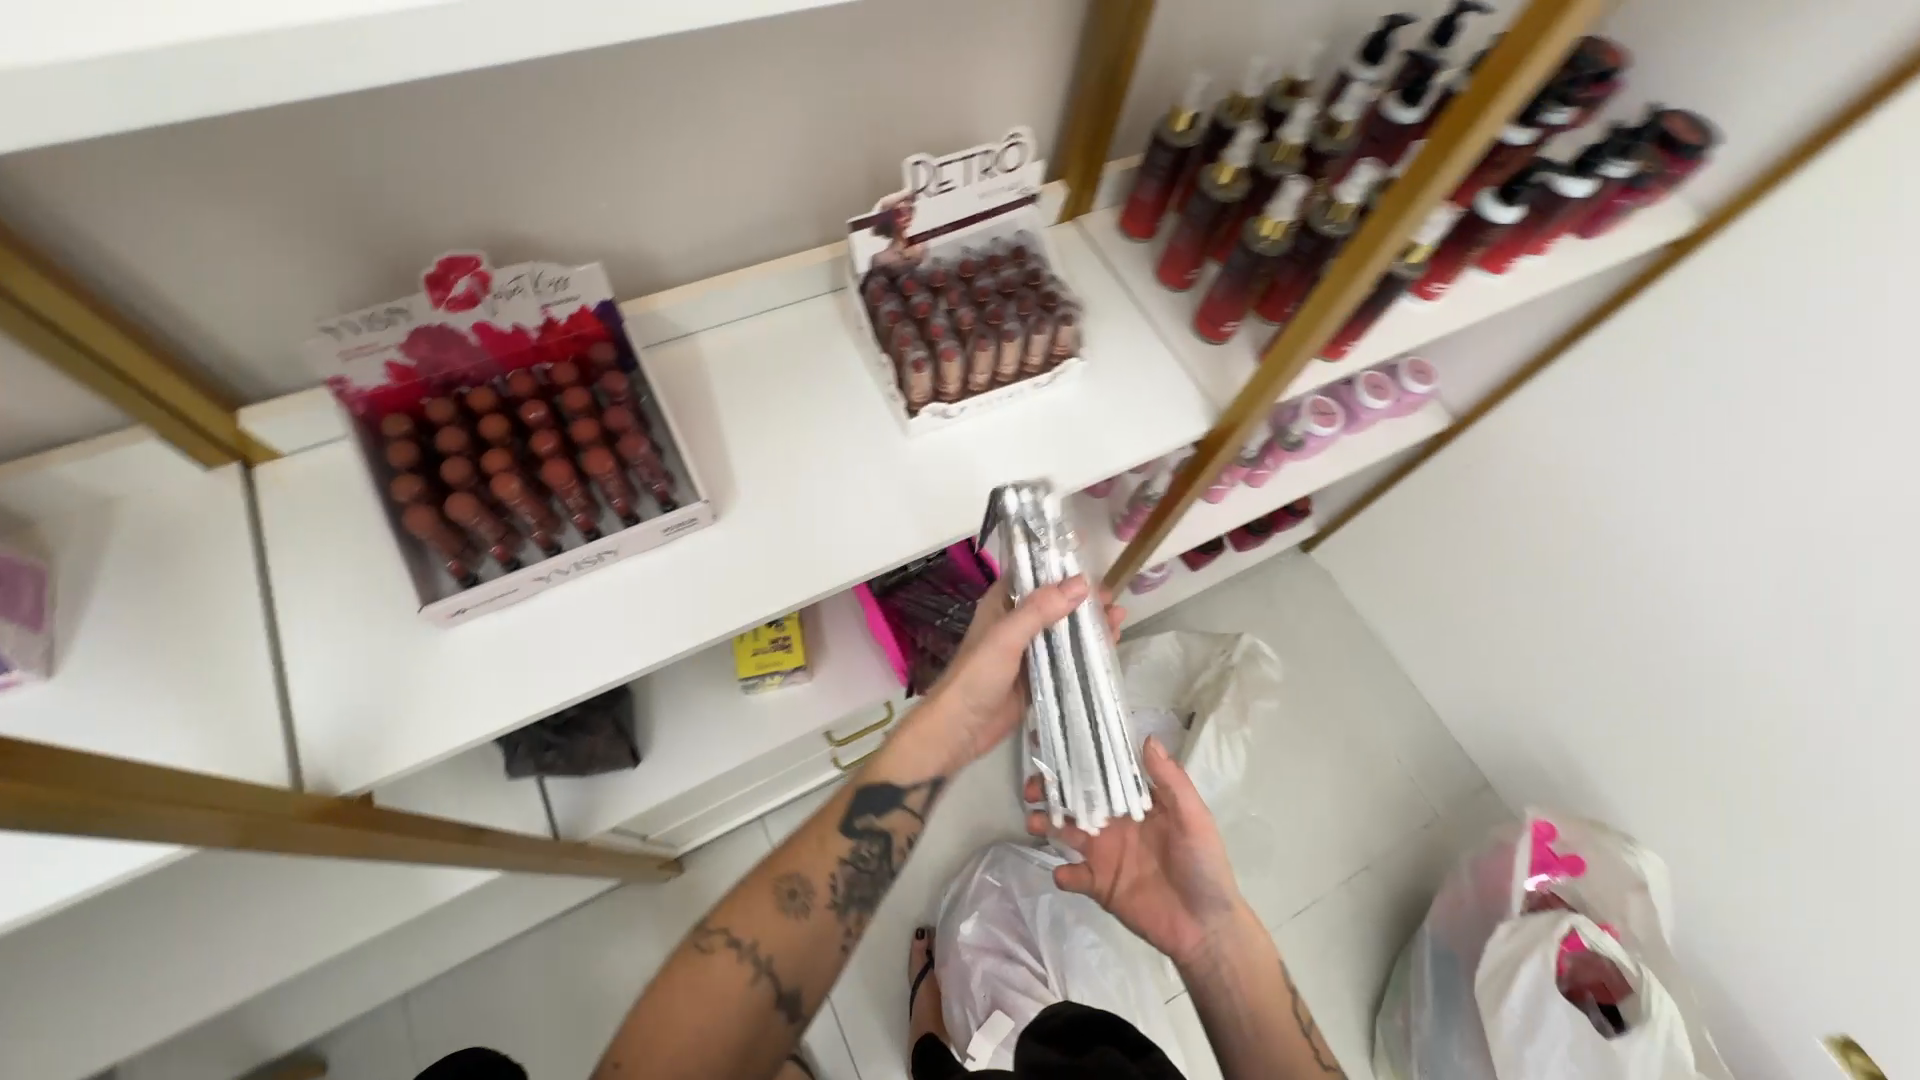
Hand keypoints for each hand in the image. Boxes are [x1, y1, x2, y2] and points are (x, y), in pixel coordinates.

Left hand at [899, 577, 1123, 773]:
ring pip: (1064, 632)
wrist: (959, 730)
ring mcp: (1029, 652)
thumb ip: (1040, 610)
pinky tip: (1109, 647)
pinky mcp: (1039, 677)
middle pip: (1054, 604)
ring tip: (1119, 620)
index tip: (1092, 567)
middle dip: (1082, 600)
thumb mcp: (1006, 637)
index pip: (1032, 576)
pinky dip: (1087, 652)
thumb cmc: (976, 677)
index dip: (1060, 568)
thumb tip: (1082, 583)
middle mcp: (1016, 623)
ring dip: (1088, 626)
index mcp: (1002, 605)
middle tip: (1112, 600)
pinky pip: (1067, 660)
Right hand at [1025, 737, 1246, 968]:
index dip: (1078, 759)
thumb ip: (1171, 781)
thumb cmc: (1204, 864)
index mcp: (1135, 803)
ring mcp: (1104, 853)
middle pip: (1075, 799)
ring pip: (1066, 831)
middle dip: (1050, 790)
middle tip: (1032, 788)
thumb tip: (1147, 739)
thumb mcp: (1193, 817)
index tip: (1051, 745)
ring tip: (1034, 823)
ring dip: (1046, 824)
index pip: (1102, 773)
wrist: (1205, 926)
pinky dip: (1063, 873)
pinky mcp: (1098, 885)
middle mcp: (1114, 822)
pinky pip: (1072, 875)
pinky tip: (1066, 872)